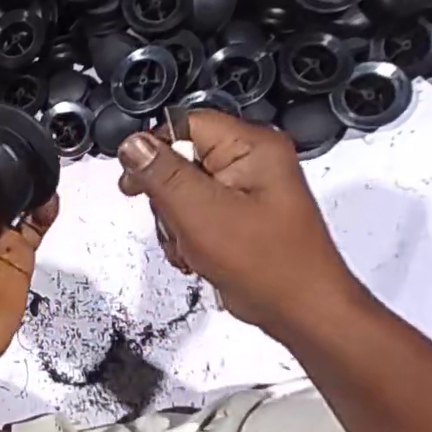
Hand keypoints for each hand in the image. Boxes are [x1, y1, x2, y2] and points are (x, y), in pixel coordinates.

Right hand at [117, 111, 365, 339]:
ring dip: (174, 224)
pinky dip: (186, 238)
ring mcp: (244, 191)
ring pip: (182, 193)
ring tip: (192, 244)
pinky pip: (194, 216)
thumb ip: (162, 174)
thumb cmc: (270, 264)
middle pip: (179, 161)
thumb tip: (134, 145)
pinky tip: (197, 254)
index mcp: (251, 146)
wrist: (298, 307)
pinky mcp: (237, 217)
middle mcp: (250, 163)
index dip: (153, 151)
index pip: (184, 124)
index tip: (135, 179)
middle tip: (176, 221)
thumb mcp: (201, 212)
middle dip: (166, 198)